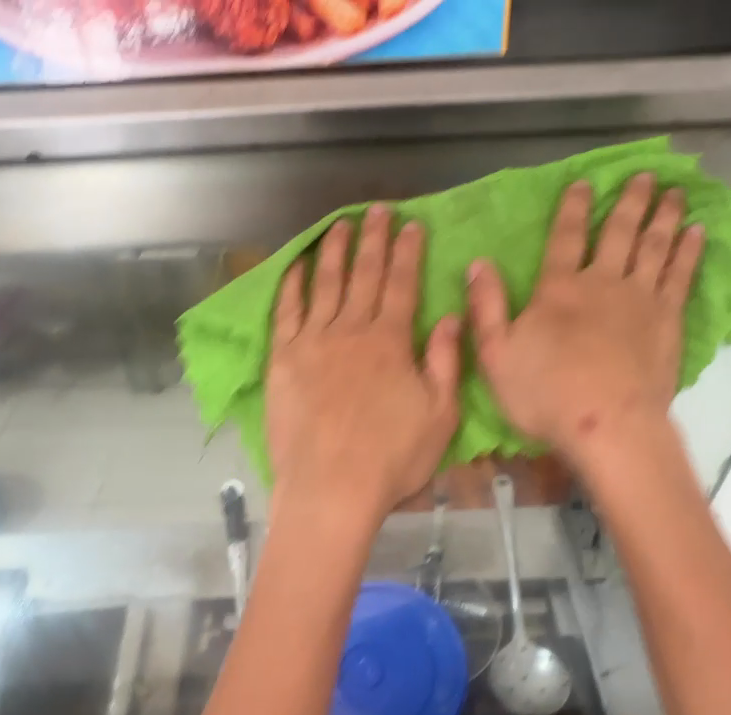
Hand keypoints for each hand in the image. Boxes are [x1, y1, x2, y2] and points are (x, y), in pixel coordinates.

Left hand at [268, 204, 462, 514]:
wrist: (330, 487)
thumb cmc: (392, 459)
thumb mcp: (440, 416)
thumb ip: (444, 362)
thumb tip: (449, 317)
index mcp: (391, 342)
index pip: (402, 284)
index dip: (408, 252)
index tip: (411, 224)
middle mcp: (351, 331)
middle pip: (363, 275)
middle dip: (373, 239)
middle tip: (377, 210)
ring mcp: (312, 343)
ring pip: (324, 284)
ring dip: (333, 251)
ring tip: (339, 225)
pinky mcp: (282, 361)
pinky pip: (286, 312)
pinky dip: (292, 285)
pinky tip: (296, 267)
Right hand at [466, 174, 705, 462]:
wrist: (606, 425)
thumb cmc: (544, 397)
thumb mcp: (495, 356)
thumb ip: (486, 308)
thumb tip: (478, 264)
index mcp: (557, 291)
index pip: (565, 238)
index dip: (573, 209)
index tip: (584, 183)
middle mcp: (601, 283)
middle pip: (618, 233)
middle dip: (630, 202)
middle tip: (644, 175)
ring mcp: (639, 300)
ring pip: (654, 247)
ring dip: (664, 217)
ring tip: (675, 193)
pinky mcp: (667, 321)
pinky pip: (680, 276)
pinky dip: (689, 251)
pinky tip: (697, 233)